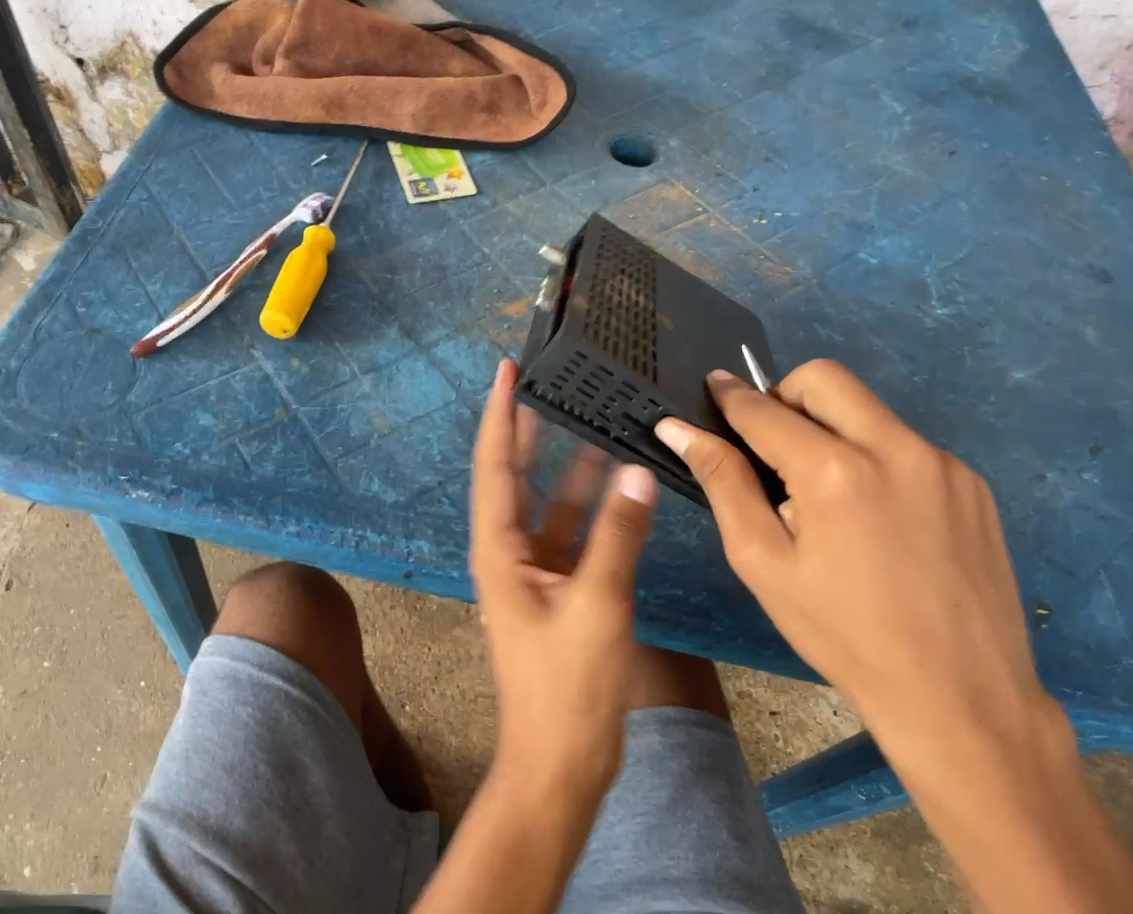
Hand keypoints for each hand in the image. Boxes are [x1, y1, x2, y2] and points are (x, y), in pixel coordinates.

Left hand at [470, 359, 658, 792]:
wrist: (562, 761)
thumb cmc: (567, 689)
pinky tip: (620, 482)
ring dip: (569, 465)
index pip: (495, 467)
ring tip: (590, 415)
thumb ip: (618, 537)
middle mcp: (509, 553)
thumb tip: (636, 471)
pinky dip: (594, 508)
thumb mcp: (597, 606)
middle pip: (516, 476)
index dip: (500, 416)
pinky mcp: (562, 592)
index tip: (506, 371)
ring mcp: (536, 573)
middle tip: (544, 380)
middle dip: (527, 429)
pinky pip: (576, 535)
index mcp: (499, 551)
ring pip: (550, 504)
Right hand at [654, 360, 1050, 744]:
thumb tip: (680, 429)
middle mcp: (895, 448)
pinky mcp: (973, 484)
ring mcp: (943, 463)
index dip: (730, 397)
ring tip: (823, 495)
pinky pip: (907, 444)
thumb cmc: (841, 633)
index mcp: (835, 470)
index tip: (712, 388)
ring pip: (869, 410)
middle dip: (785, 396)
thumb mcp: (762, 562)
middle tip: (770, 446)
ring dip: (831, 428)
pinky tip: (872, 518)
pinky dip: (874, 458)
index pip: (764, 409)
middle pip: (825, 379)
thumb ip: (723, 483)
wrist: (959, 694)